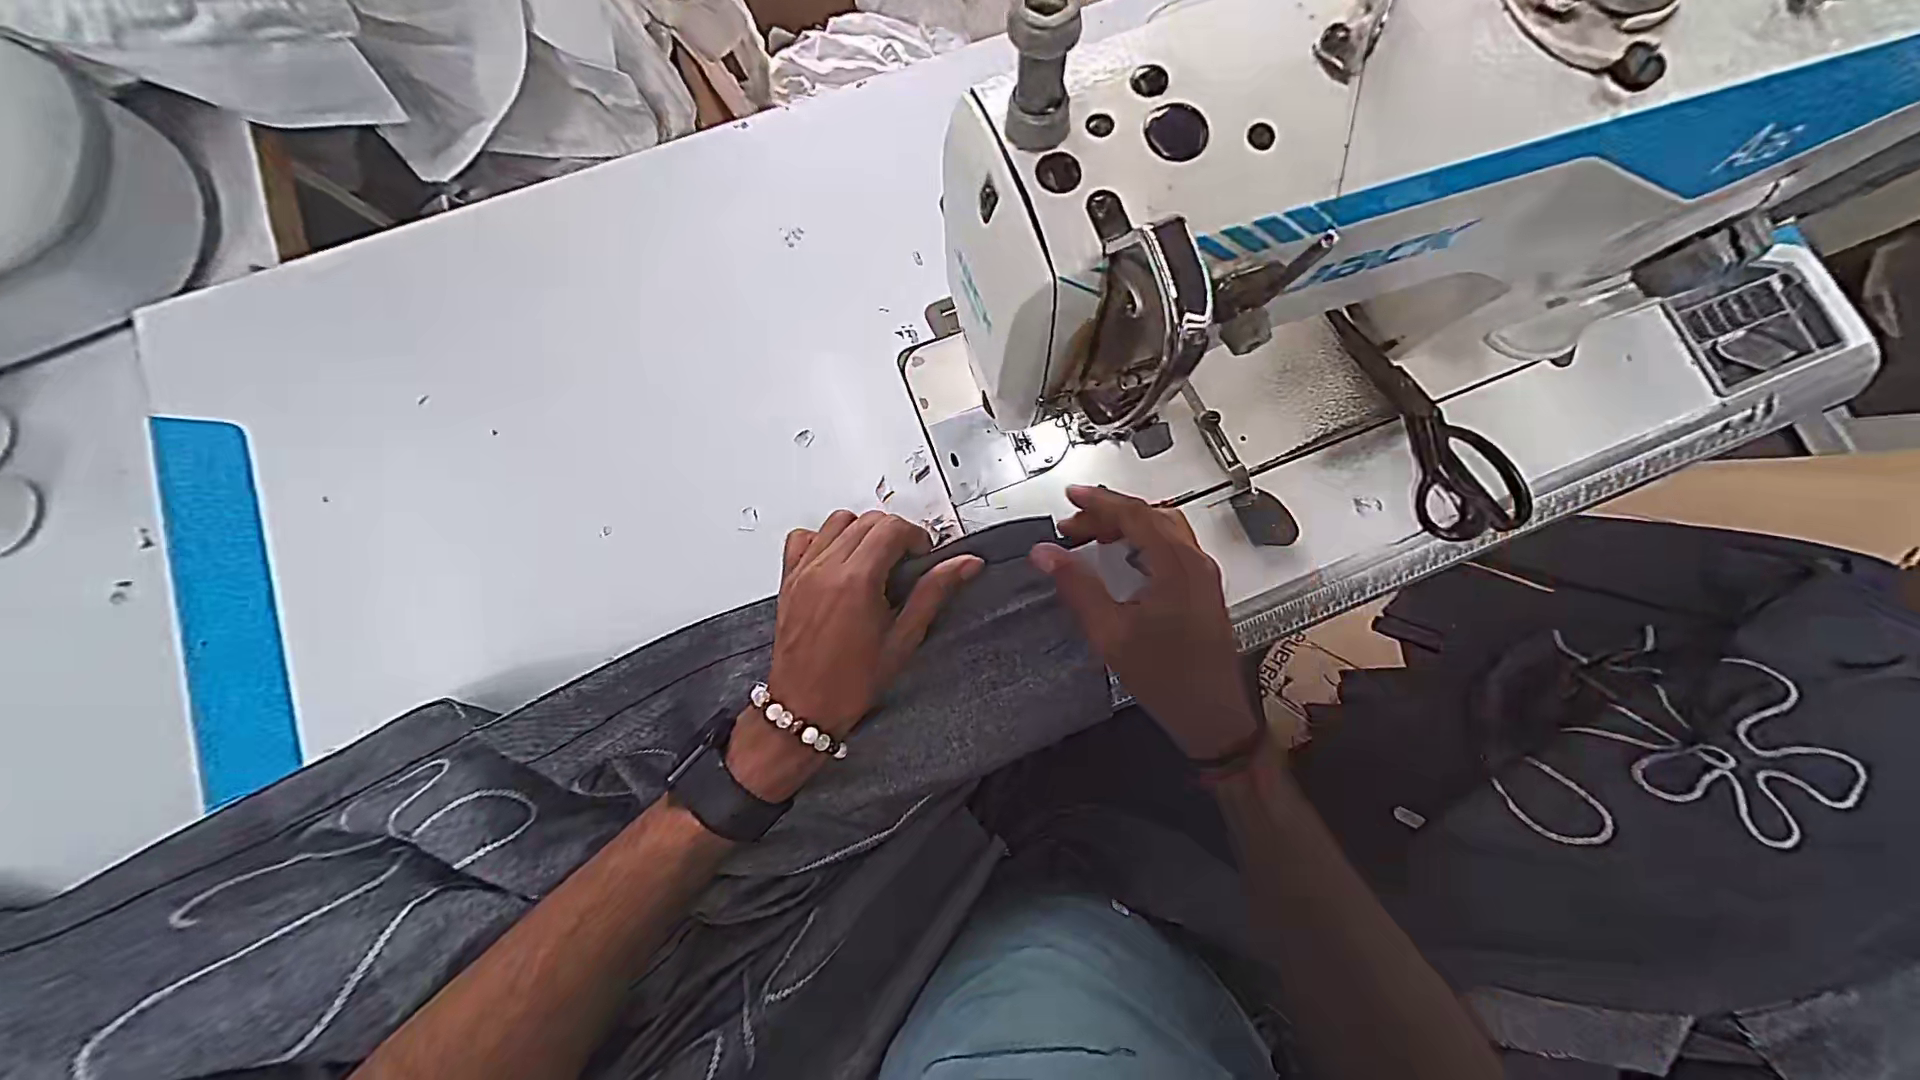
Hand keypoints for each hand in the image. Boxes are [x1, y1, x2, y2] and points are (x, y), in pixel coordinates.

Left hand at [728, 510, 982, 800]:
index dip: (916, 537)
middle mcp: (826, 569)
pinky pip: (802, 537)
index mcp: (857, 581)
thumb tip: (964, 565)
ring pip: (837, 521)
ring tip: (875, 560)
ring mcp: (804, 571)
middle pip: (868, 520)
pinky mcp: (789, 579)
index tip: (923, 556)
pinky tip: (838, 560)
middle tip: (905, 562)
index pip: (892, 528)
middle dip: (894, 533)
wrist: (805, 706)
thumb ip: (934, 592)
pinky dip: (823, 538)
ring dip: (862, 530)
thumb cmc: (849, 682)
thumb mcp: (903, 638)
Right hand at [1029, 485, 1258, 759]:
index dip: (1098, 502)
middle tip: (1073, 526)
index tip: (1072, 496)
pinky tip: (1121, 560)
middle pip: (1149, 516)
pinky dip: (1141, 542)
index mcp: (1176, 565)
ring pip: (1162, 529)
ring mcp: (1202, 575)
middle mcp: (1195, 563)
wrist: (1212, 713)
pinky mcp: (1202, 589)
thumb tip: (1047, 555)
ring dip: (1126, 527)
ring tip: (1092, 538)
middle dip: (1107, 514)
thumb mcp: (1110, 633)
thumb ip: (1077, 587)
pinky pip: (1171, 547)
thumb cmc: (1170, 678)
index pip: (1134, 514)